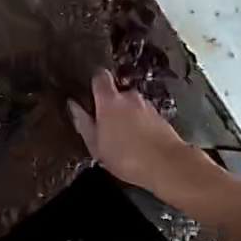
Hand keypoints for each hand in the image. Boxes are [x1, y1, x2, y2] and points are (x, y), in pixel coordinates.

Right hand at [67, 71, 196, 192]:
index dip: (94, 82)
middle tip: (106, 126)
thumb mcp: (96, 145)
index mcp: (110, 100)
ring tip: (124, 139)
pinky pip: (144, 116)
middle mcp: (130, 97)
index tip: (90, 94)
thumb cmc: (126, 157)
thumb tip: (73, 105)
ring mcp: (148, 105)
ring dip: (127, 116)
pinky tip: (139, 142)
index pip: (100, 76)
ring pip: (132, 105)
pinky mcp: (161, 117)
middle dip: (111, 105)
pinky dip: (140, 124)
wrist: (167, 164)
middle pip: (117, 93)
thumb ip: (84, 123)